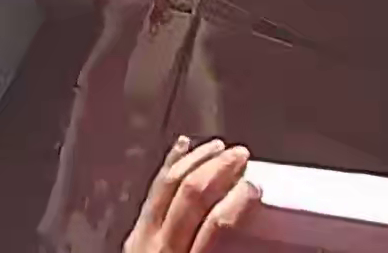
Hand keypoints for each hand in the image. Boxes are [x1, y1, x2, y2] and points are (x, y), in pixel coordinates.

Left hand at [124, 137, 260, 252]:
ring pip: (168, 184)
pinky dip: (170, 164)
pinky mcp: (132, 236)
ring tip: (219, 146)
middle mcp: (157, 250)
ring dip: (196, 160)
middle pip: (190, 196)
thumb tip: (253, 243)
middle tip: (242, 154)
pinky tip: (182, 145)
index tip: (255, 187)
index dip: (236, 204)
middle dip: (218, 169)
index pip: (213, 229)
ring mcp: (139, 240)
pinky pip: (153, 191)